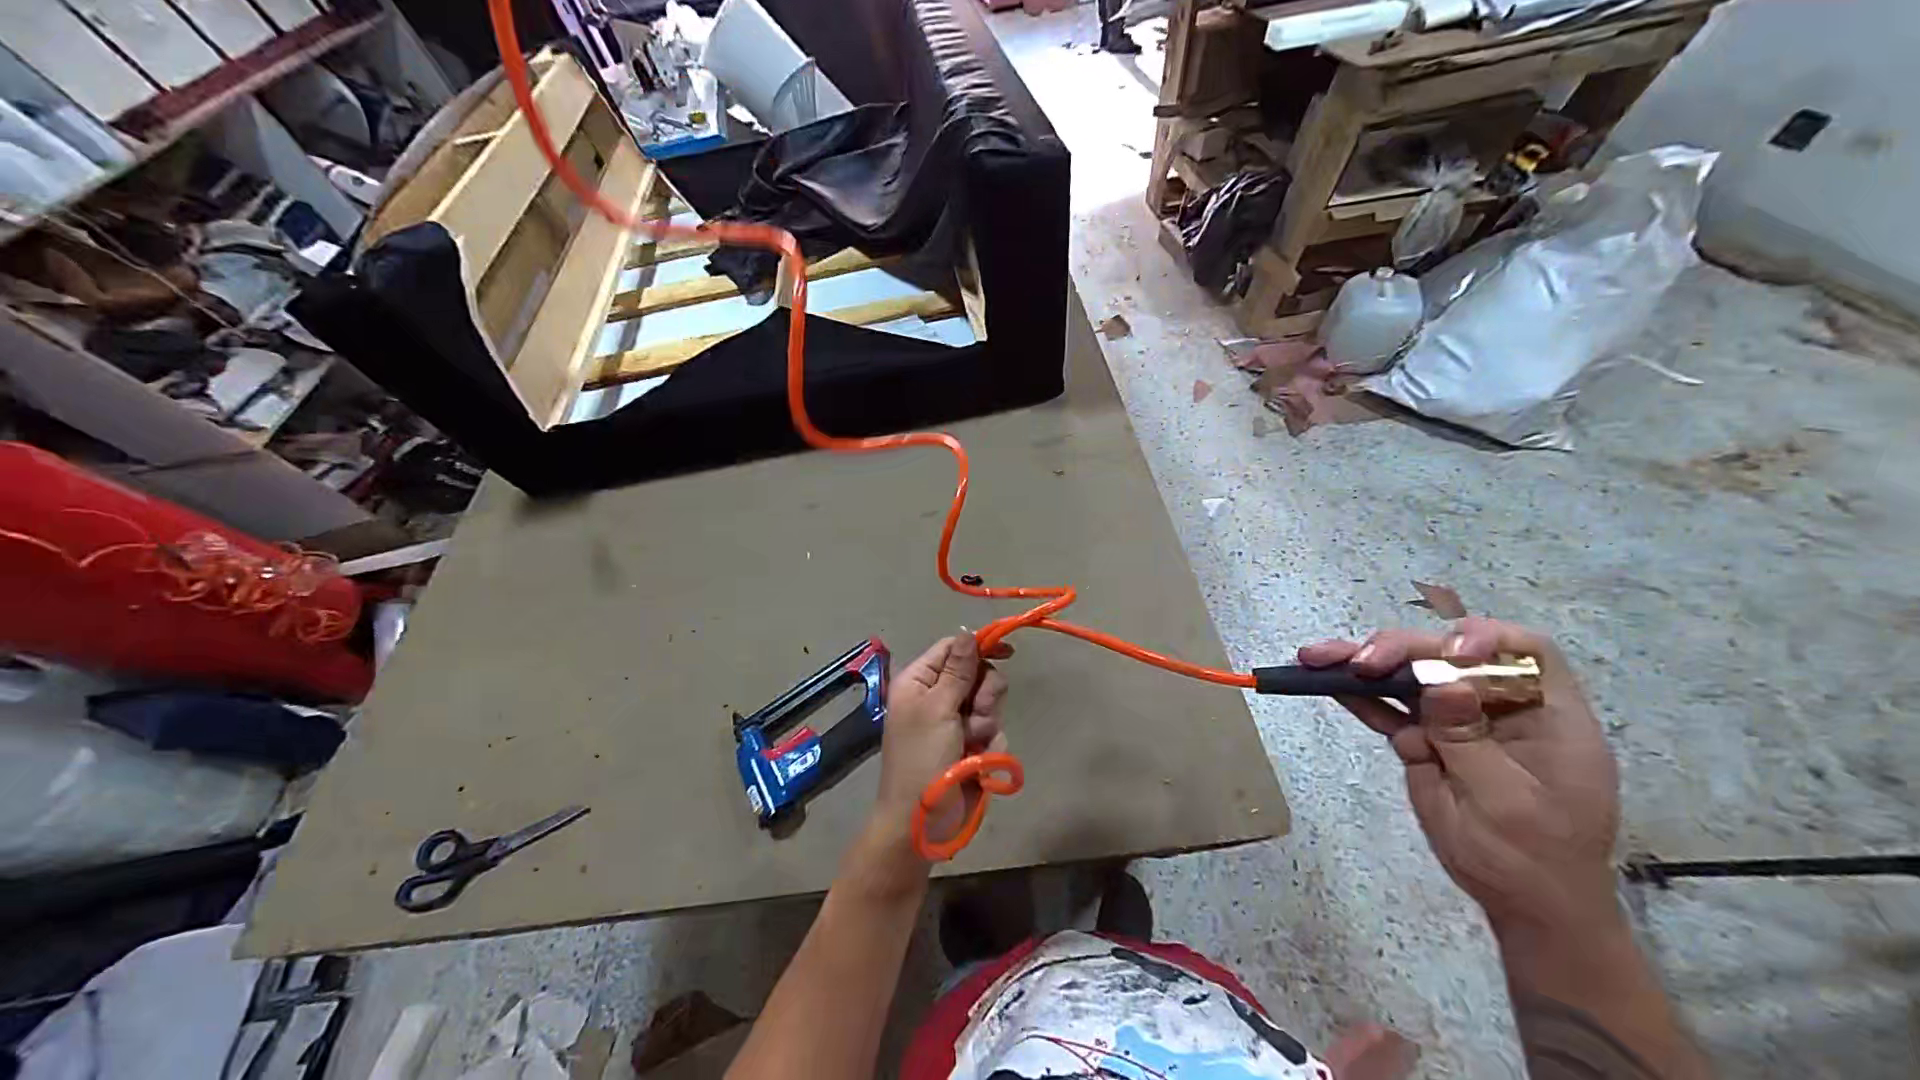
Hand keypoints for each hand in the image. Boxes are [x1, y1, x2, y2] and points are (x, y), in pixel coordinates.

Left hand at [868, 634, 1008, 862]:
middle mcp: (937, 697)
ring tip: (972, 743)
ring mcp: (956, 723)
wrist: (923, 822)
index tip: (1007, 653)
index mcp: (919, 682)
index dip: (978, 648)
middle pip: (977, 675)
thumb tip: (967, 632)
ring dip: (986, 723)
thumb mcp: (937, 708)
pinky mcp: (973, 746)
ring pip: (990, 704)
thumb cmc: (922, 759)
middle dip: (984, 695)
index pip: (952, 649)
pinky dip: (990, 744)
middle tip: (975, 714)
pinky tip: (979, 761)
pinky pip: (994, 731)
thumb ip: (957, 670)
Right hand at [1300, 617, 1620, 933]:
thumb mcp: (1506, 802)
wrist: (1524, 906)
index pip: (1524, 652)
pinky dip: (1358, 696)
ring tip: (1315, 657)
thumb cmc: (1532, 858)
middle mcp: (1499, 706)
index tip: (1447, 651)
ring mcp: (1458, 720)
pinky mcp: (1425, 738)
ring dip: (1363, 664)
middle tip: (1360, 662)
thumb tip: (1442, 682)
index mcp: (1546, 716)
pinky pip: (1389, 708)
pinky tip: (1325, 682)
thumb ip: (1469, 739)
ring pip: (1409, 677)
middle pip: (1449, 656)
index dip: (1486, 638)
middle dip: (1402, 650)